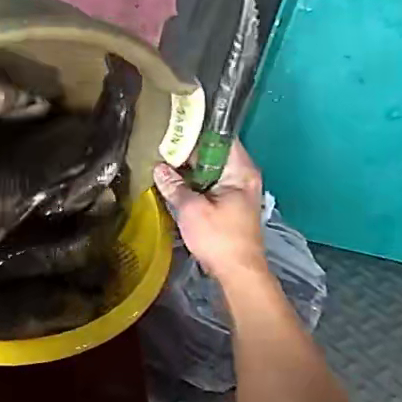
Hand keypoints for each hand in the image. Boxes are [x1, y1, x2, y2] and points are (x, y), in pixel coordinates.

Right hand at [153, 140, 268, 281]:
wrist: (238, 273)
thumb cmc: (219, 239)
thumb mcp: (191, 210)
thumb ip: (174, 186)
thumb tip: (159, 169)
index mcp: (241, 171)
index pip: (221, 137)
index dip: (197, 130)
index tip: (173, 128)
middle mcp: (243, 176)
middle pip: (214, 152)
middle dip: (188, 150)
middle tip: (161, 145)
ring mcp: (238, 190)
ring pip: (210, 169)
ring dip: (189, 167)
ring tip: (162, 160)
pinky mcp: (230, 203)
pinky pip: (210, 183)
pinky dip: (194, 181)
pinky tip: (174, 182)